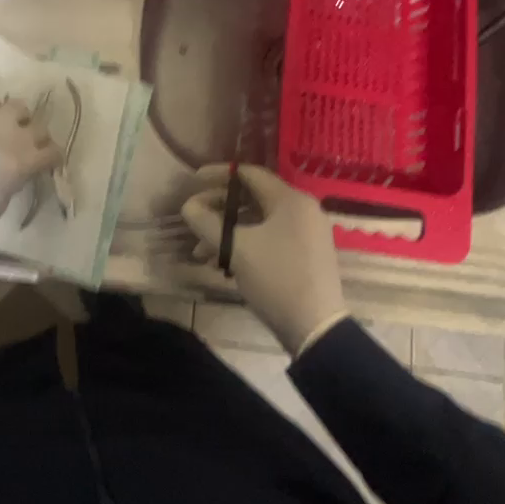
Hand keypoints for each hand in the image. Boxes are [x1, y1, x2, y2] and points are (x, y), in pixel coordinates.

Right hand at [182, 164, 347, 355]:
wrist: (315, 329)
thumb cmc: (276, 279)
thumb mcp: (236, 249)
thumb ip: (208, 223)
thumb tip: (189, 206)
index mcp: (290, 200)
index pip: (249, 173)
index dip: (218, 174)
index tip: (193, 182)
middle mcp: (302, 210)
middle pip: (253, 197)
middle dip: (219, 208)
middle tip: (194, 219)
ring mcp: (306, 233)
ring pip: (258, 221)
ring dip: (228, 231)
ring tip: (200, 251)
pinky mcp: (305, 254)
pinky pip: (269, 237)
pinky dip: (245, 243)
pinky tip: (222, 263)